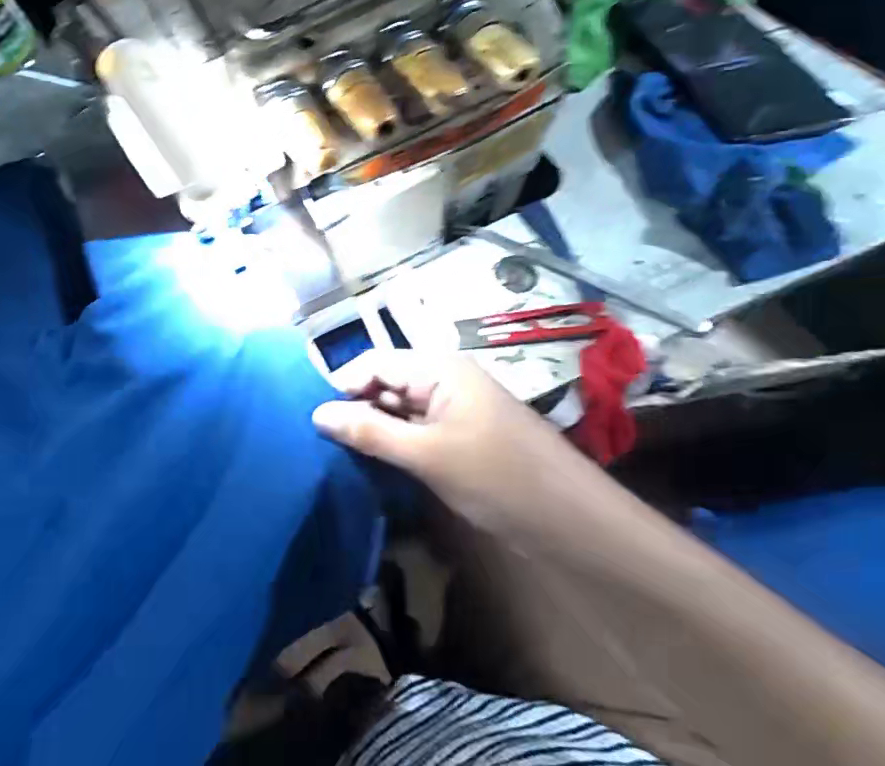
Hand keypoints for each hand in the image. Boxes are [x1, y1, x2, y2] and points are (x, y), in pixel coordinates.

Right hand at [312, 349, 608, 533]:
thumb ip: (369, 432)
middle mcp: (445, 379)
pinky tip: (373, 464)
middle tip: (319, 441)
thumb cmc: (498, 479)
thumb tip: (317, 413)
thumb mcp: (427, 456)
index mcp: (439, 368)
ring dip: (373, 427)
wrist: (574, 522)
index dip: (341, 386)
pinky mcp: (462, 436)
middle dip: (355, 407)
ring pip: (399, 407)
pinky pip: (417, 428)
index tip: (310, 419)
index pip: (375, 362)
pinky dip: (395, 442)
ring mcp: (456, 408)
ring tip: (337, 454)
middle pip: (386, 381)